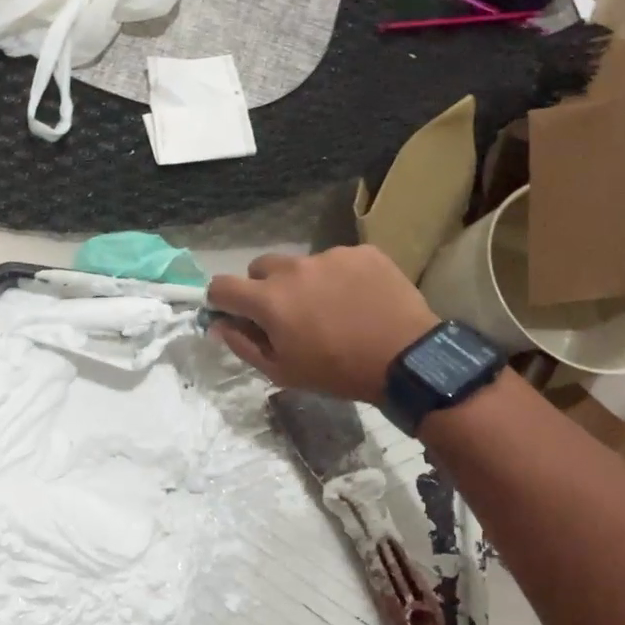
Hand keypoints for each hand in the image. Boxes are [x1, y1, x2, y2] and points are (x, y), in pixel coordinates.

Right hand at [207, 247, 438, 401]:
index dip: (220, 300)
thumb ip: (242, 344)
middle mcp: (293, 269)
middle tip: (286, 314)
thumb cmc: (336, 372)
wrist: (406, 358)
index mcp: (268, 300)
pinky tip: (357, 299)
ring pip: (301, 264)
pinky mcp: (362, 252)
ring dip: (303, 282)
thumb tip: (218, 324)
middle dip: (263, 288)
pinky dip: (338, 277)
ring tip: (330, 308)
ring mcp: (330, 256)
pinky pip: (337, 261)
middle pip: (260, 267)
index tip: (233, 314)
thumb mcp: (281, 371)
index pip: (221, 286)